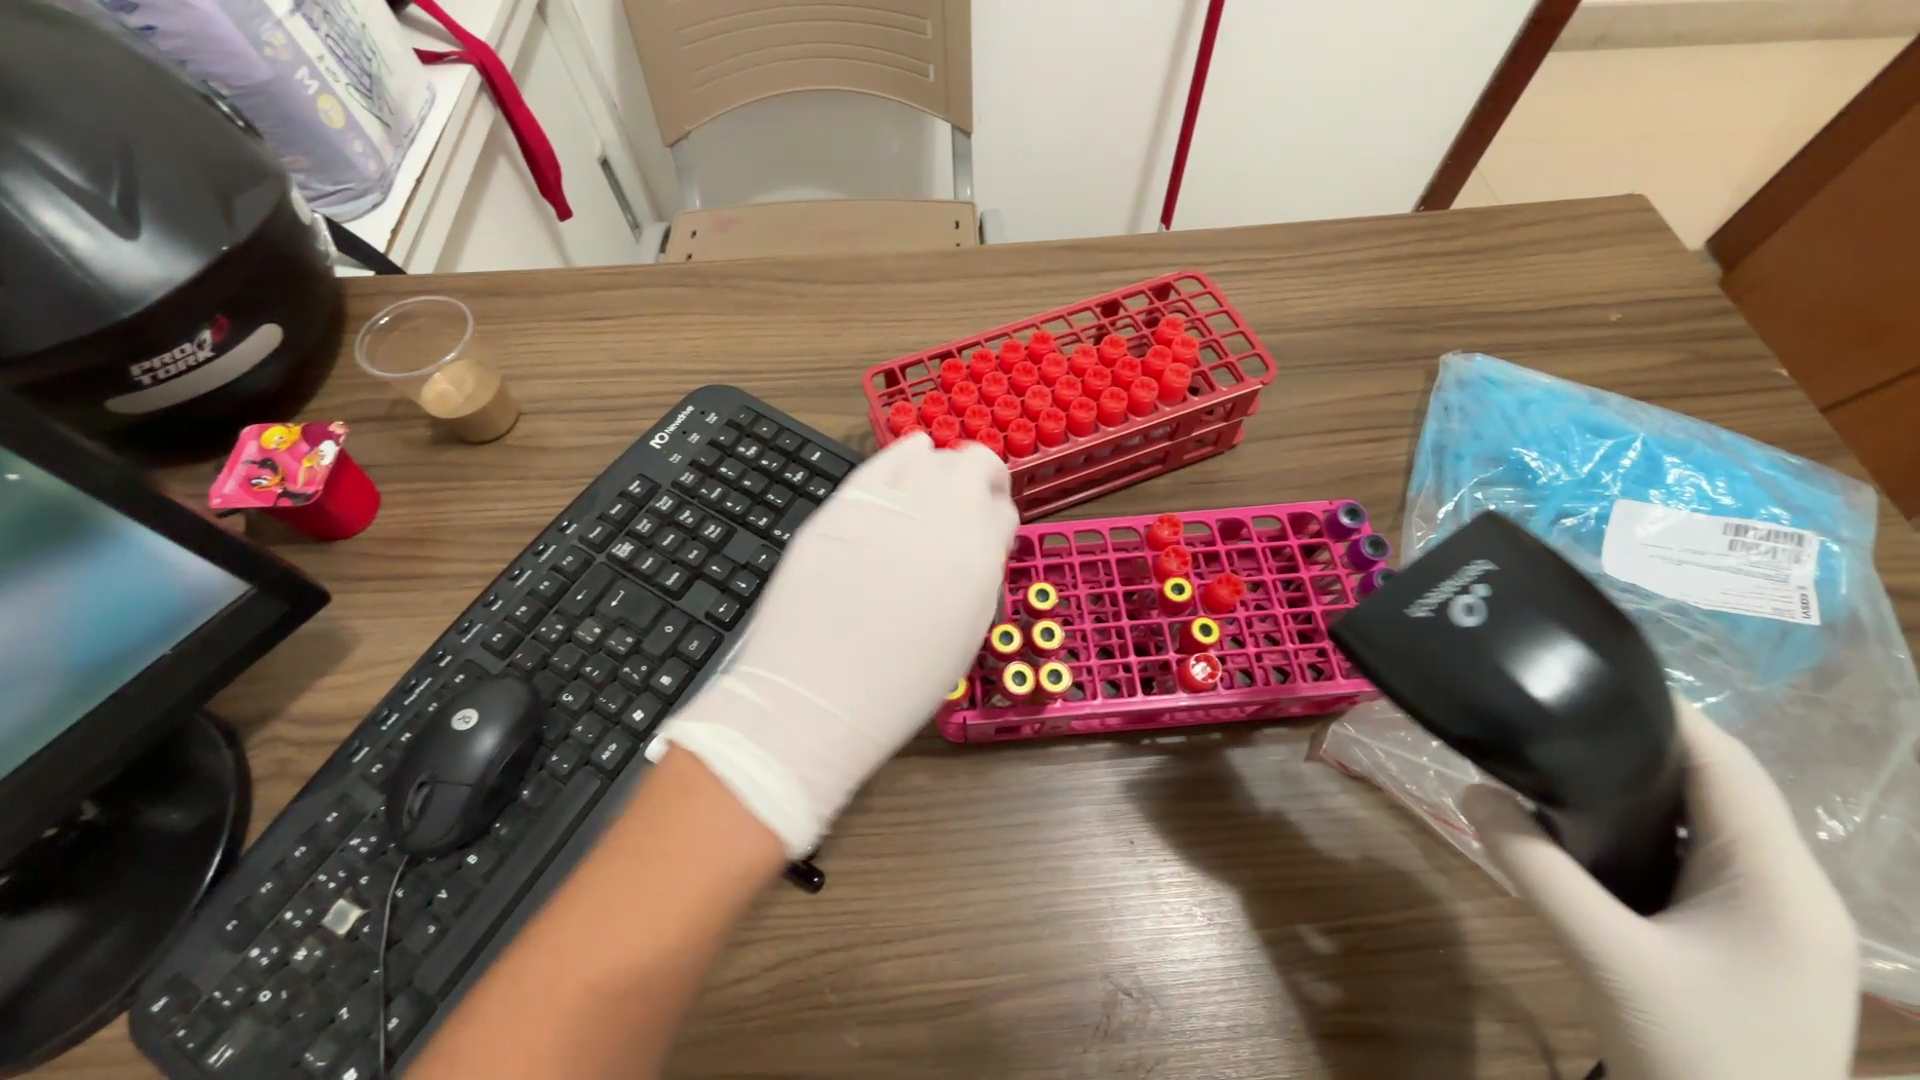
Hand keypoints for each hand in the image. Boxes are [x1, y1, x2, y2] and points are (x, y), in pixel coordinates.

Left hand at [658, 433, 1017, 855]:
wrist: (816, 693)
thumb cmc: (900, 682)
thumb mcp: (965, 631)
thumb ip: (979, 574)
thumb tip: (978, 544)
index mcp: (979, 554)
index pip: (1004, 512)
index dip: (996, 522)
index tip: (986, 535)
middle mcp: (941, 514)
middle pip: (976, 465)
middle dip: (978, 483)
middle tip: (964, 508)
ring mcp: (889, 502)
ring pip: (931, 453)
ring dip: (940, 469)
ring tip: (928, 494)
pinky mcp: (844, 502)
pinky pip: (883, 459)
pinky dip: (900, 460)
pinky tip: (900, 473)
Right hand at [1463, 700, 1857, 1079]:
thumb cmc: (1692, 1053)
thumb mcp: (1603, 956)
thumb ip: (1535, 868)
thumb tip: (1470, 791)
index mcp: (1780, 880)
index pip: (1727, 763)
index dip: (1663, 713)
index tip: (1581, 680)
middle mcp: (1791, 888)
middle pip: (1719, 787)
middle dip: (1640, 747)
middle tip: (1552, 719)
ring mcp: (1777, 919)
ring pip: (1708, 825)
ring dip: (1641, 791)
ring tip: (1559, 762)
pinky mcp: (1751, 941)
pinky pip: (1701, 861)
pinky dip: (1647, 833)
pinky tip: (1592, 833)